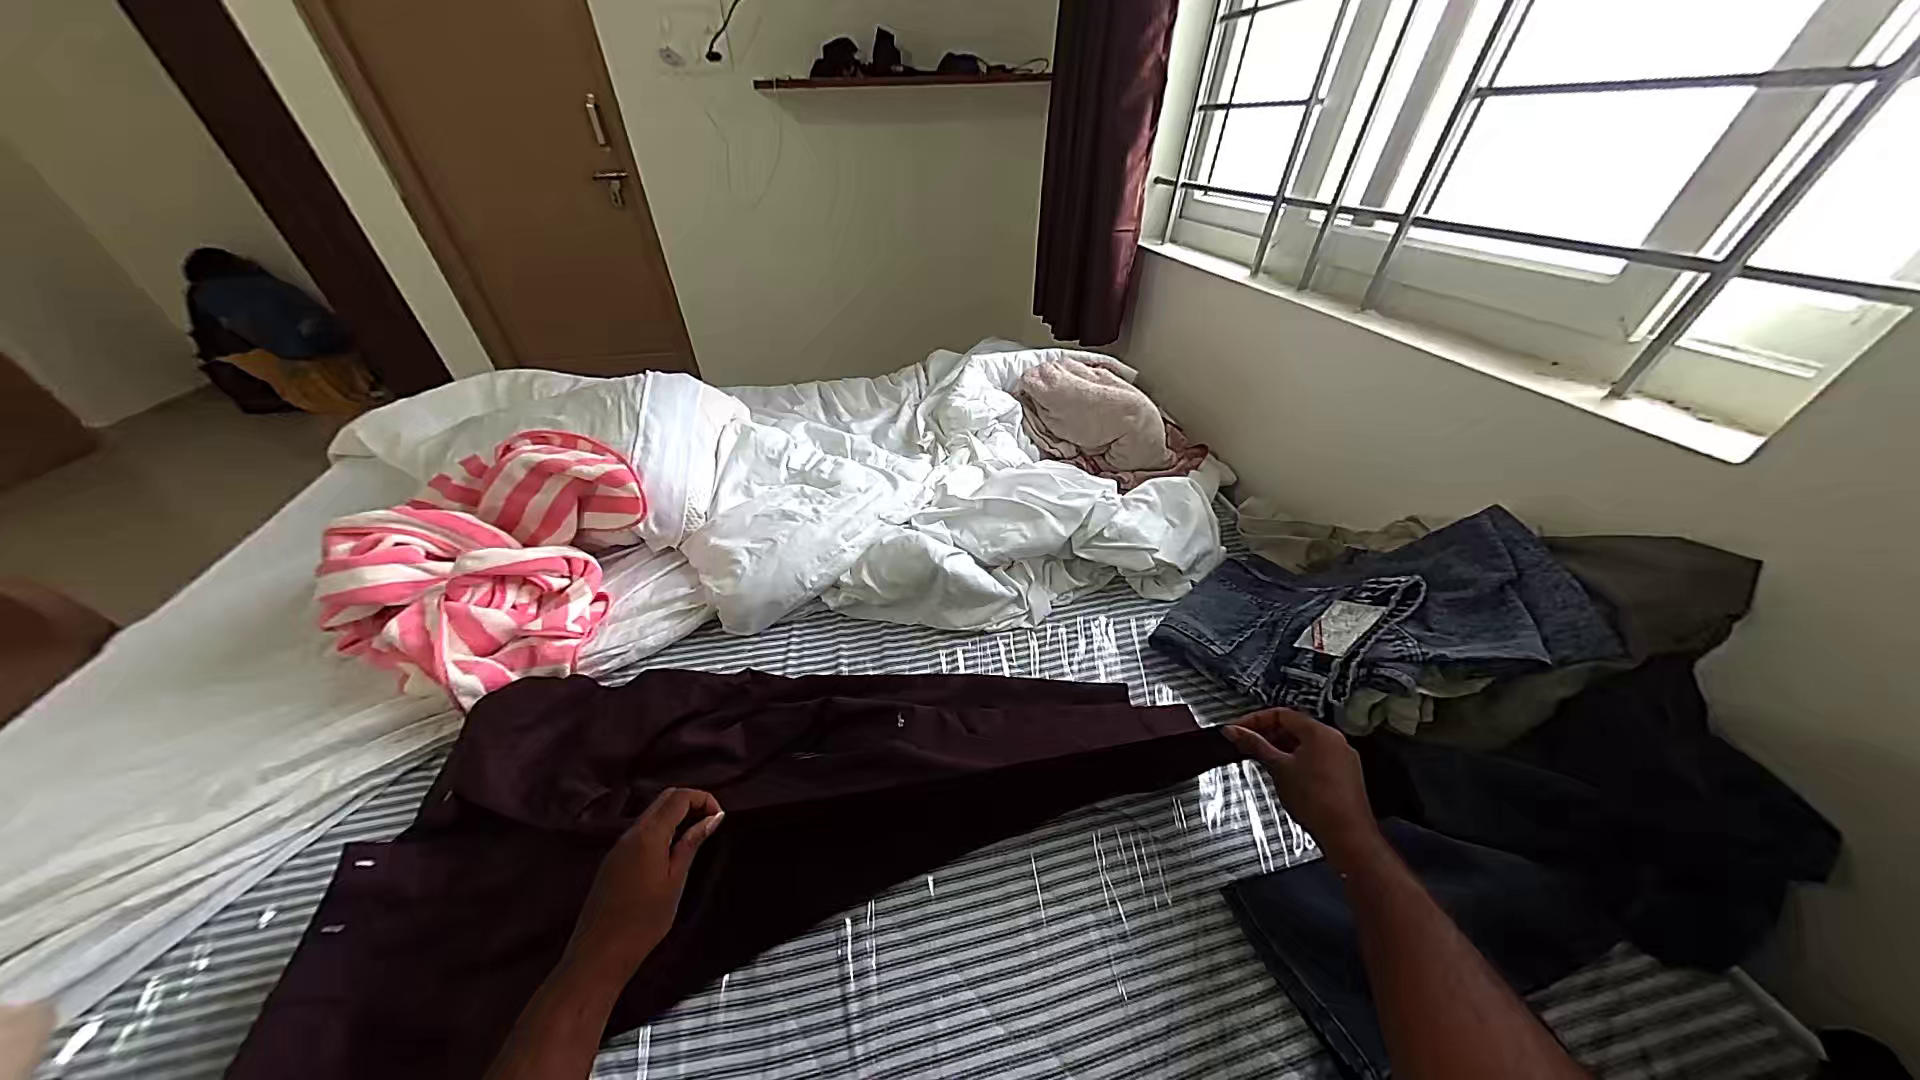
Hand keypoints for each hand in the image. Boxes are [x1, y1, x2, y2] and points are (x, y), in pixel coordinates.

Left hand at [564, 788, 723, 979]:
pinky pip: (641, 831)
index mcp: (648, 835)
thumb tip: (713, 818)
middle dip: (691, 802)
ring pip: (652, 813)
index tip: (719, 818)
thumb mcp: (675, 880)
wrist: (597, 956)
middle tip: (710, 823)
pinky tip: (672, 852)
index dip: (704, 799)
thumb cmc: (642, 922)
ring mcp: (618, 847)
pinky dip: (662, 829)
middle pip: (665, 798)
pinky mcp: (613, 861)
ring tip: (696, 837)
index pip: (679, 796)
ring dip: (677, 816)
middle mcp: (630, 834)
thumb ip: (692, 843)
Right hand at [1222, 709, 1379, 864]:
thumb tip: (1234, 731)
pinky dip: (1296, 760)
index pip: (1281, 714)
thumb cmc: (1318, 801)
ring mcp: (1342, 758)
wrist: (1347, 835)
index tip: (1239, 730)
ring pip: (1304, 743)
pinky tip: (1285, 775)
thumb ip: (1254, 745)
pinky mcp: (1344, 775)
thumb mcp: (1277, 767)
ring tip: (1263, 761)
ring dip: (1281, 748)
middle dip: (1268, 734)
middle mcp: (1335, 741)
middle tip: (1248, 744)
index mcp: (1320, 732)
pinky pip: (1315, 757)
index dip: (1255, 720)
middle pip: (1293, 727)